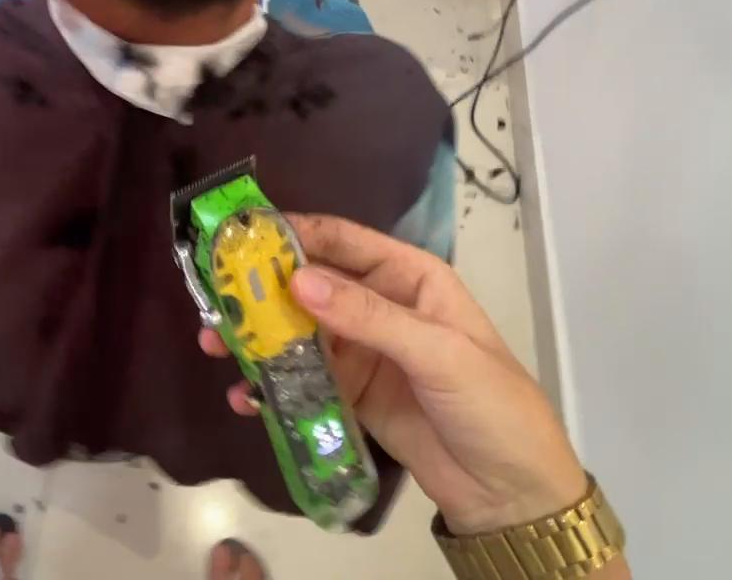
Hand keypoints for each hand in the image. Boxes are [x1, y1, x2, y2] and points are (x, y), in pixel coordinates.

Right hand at [199, 215, 587, 535]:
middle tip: (217, 294)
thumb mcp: (438, 354)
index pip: (342, 241)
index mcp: (407, 277)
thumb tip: (298, 281)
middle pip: (310, 285)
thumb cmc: (493, 406)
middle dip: (262, 287)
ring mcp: (360, 351)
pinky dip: (272, 385)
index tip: (244, 235)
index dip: (295, 233)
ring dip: (258, 335)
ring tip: (216, 343)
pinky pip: (301, 379)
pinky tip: (245, 396)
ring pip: (297, 330)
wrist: (515, 498)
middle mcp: (377, 305)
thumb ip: (368, 317)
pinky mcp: (348, 393)